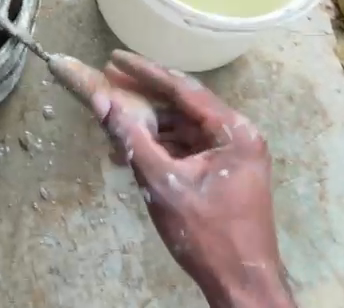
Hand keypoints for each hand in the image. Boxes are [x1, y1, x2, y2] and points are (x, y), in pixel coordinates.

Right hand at [90, 51, 293, 307]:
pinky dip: (160, 144)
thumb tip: (100, 99)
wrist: (242, 289)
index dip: (145, 71)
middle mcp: (239, 136)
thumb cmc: (207, 233)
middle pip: (183, 104)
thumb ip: (130, 137)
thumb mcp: (161, 182)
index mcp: (234, 132)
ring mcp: (234, 155)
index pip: (183, 89)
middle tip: (111, 77)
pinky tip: (132, 148)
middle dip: (145, 94)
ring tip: (116, 118)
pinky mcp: (225, 172)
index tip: (114, 58)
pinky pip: (187, 145)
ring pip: (183, 125)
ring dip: (150, 122)